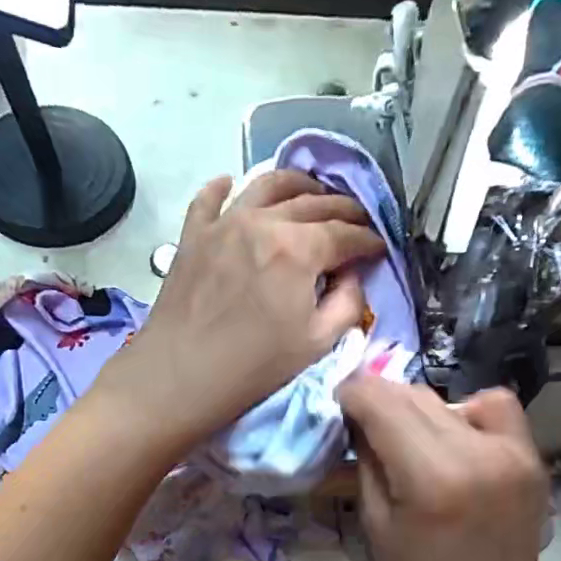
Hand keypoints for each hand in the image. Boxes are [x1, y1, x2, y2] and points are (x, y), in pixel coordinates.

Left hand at [93, 171, 385, 456]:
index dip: (369, 239)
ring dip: (298, 184)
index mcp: (298, 249)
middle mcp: (263, 221)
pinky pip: (210, 197)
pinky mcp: (193, 234)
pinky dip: (225, 187)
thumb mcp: (317, 343)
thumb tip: (351, 274)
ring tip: (312, 192)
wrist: (180, 377)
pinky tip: (232, 184)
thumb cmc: (254, 367)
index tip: (380, 248)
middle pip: (313, 202)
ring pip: (267, 184)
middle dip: (344, 209)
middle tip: (358, 219)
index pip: (345, 233)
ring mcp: (224, 223)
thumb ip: (347, 302)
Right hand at [337, 377, 560, 560]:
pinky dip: (466, 412)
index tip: (338, 400)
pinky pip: (494, 407)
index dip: (352, 392)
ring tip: (408, 438)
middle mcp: (477, 453)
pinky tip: (455, 438)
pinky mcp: (532, 456)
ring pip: (449, 399)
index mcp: (431, 479)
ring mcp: (513, 451)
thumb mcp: (376, 527)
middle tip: (363, 421)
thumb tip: (358, 418)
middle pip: (414, 395)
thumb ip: (367, 463)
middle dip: (380, 400)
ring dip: (418, 409)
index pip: (382, 403)